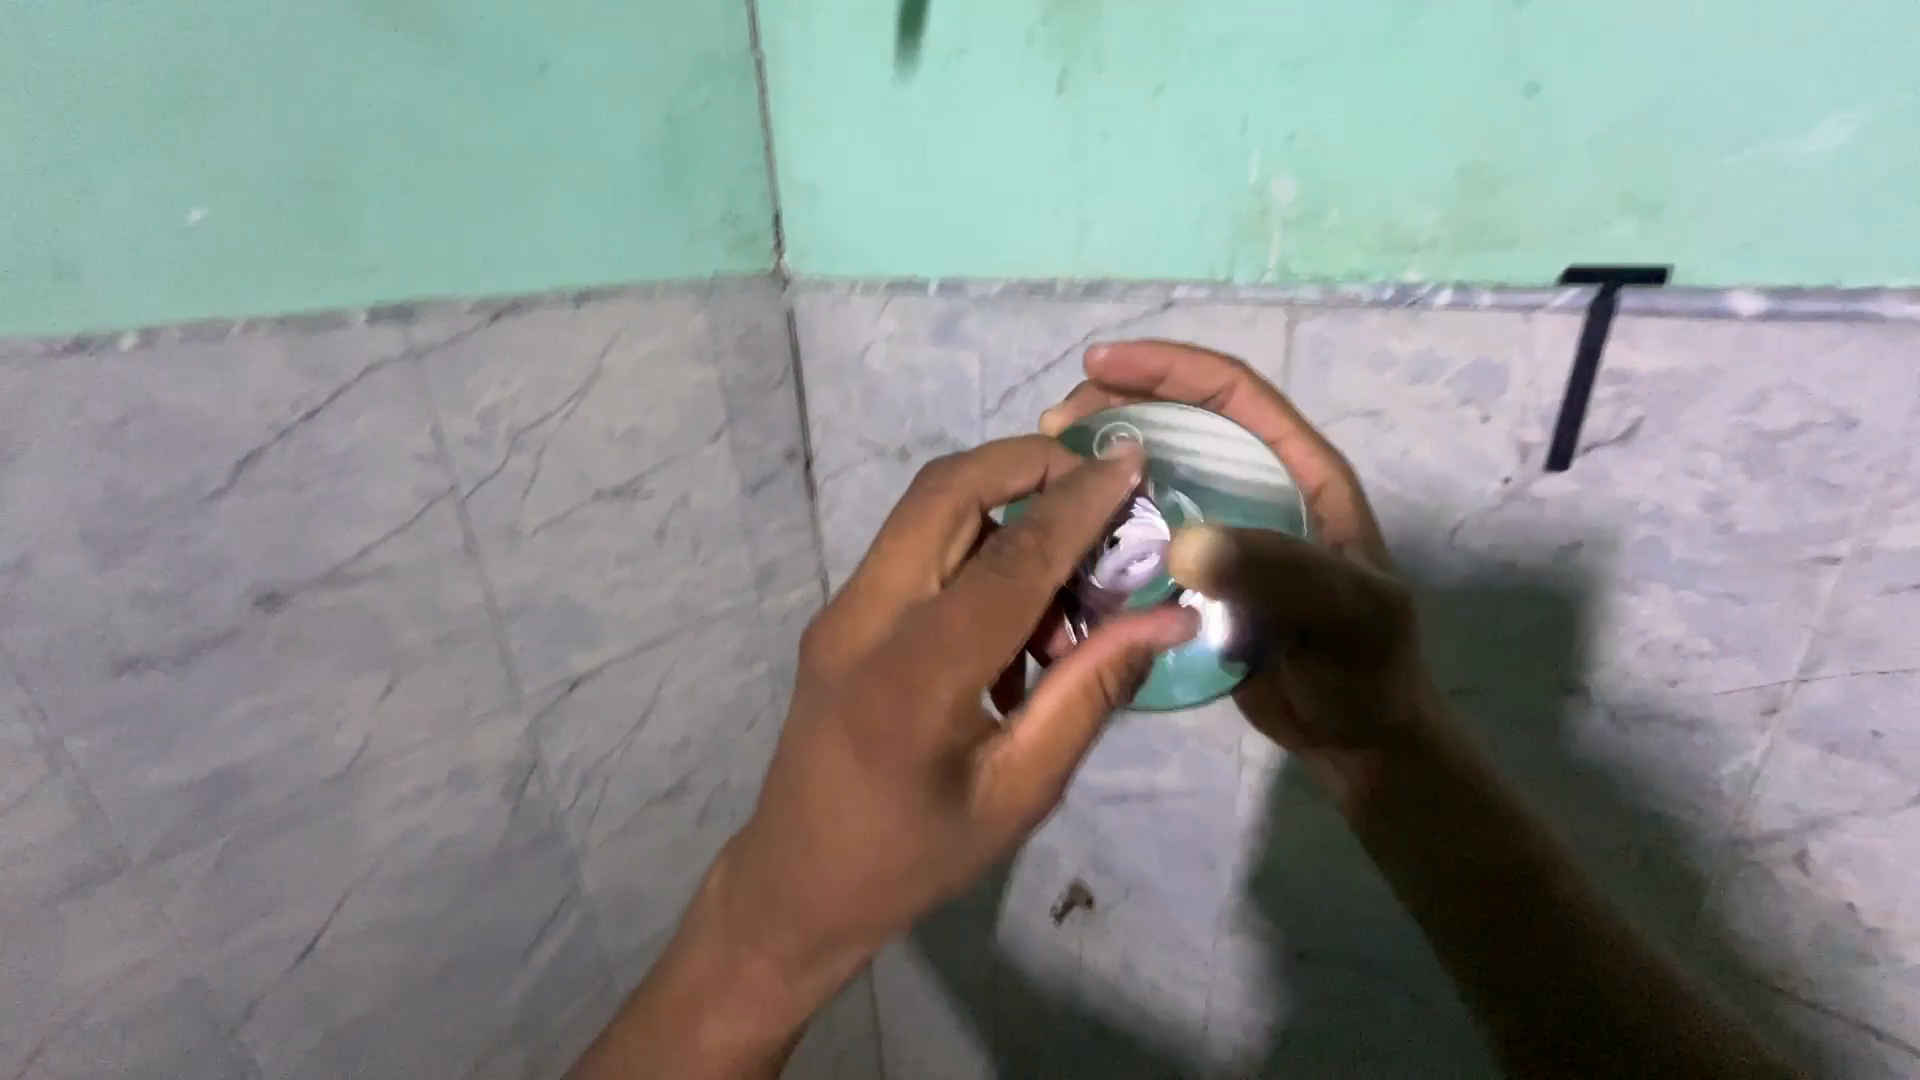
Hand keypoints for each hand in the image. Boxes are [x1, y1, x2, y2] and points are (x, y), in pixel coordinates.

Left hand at [703, 436, 1199, 1027]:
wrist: (795, 884)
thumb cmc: (913, 857)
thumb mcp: (1019, 791)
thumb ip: (1090, 693)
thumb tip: (1168, 618)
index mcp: (914, 675)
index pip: (1010, 559)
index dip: (1077, 504)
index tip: (1132, 465)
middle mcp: (864, 617)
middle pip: (944, 490)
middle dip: (1026, 463)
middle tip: (1095, 482)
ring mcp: (841, 610)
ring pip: (925, 509)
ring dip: (1001, 506)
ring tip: (1064, 575)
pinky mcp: (839, 615)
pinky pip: (914, 547)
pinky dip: (973, 546)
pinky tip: (1012, 617)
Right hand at [1039, 341, 1439, 804]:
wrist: (1353, 735)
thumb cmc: (1364, 665)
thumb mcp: (1341, 612)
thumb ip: (1275, 572)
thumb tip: (1183, 543)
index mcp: (1298, 471)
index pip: (1231, 393)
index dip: (1166, 368)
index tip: (1096, 364)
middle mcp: (1253, 489)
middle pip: (1178, 426)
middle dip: (1116, 411)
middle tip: (1054, 426)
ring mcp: (1219, 533)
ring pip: (1150, 482)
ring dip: (1100, 469)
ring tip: (1048, 472)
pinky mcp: (1192, 576)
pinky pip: (1138, 537)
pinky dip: (1101, 529)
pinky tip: (1064, 536)